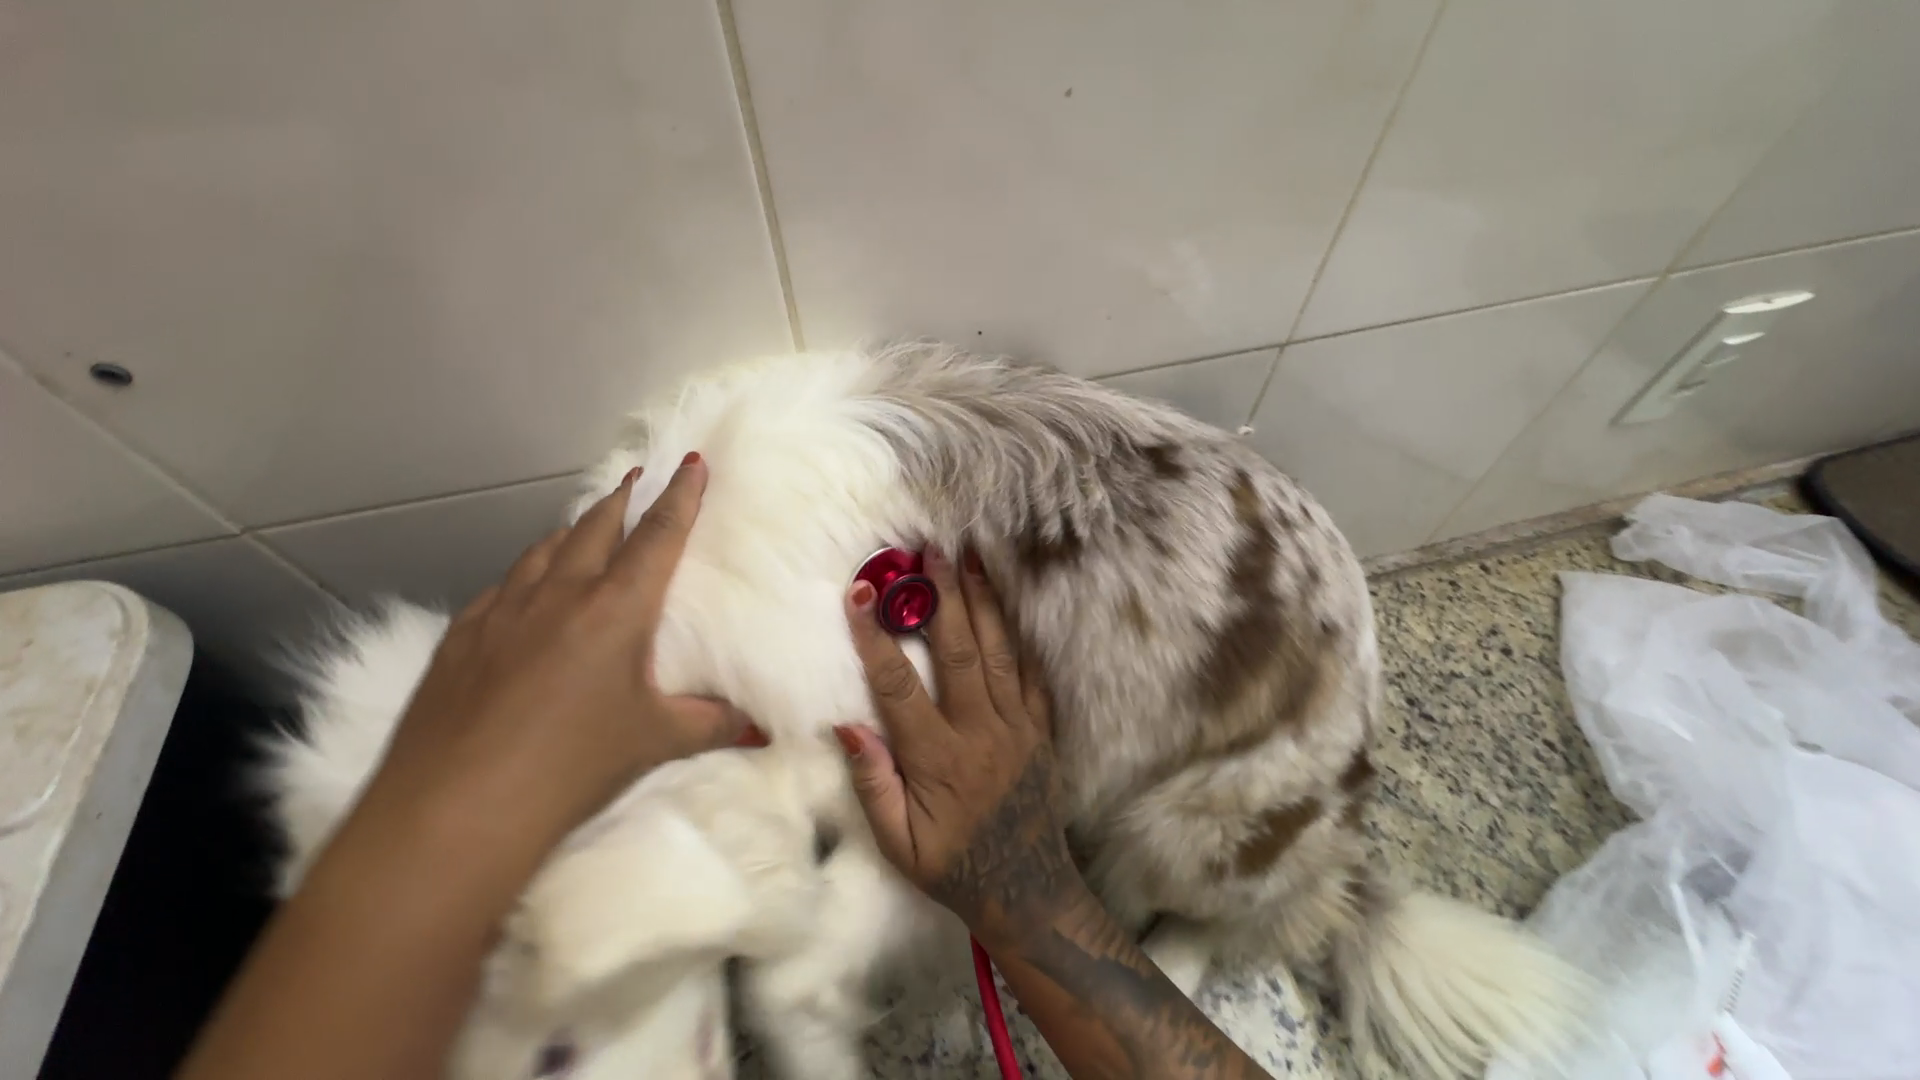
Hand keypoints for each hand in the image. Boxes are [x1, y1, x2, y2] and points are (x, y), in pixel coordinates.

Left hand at [358, 453, 757, 857]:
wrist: (455, 809)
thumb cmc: (571, 765)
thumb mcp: (656, 743)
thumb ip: (712, 723)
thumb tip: (758, 724)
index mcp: (615, 608)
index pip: (657, 535)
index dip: (680, 496)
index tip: (691, 462)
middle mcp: (559, 593)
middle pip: (595, 526)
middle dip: (623, 498)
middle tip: (638, 480)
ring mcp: (503, 609)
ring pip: (545, 548)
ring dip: (574, 529)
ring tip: (589, 526)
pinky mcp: (462, 635)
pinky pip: (506, 584)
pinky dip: (531, 571)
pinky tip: (529, 591)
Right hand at [833, 549, 1086, 947]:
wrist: (1026, 889)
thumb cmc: (952, 865)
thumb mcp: (899, 842)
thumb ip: (873, 783)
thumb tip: (846, 724)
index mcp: (938, 757)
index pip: (899, 686)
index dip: (876, 637)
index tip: (859, 594)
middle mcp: (980, 730)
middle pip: (959, 649)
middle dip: (943, 594)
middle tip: (932, 548)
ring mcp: (1017, 725)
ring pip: (999, 651)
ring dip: (984, 600)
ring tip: (973, 557)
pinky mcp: (1040, 727)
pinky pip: (1032, 672)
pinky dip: (1022, 634)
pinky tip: (1012, 603)